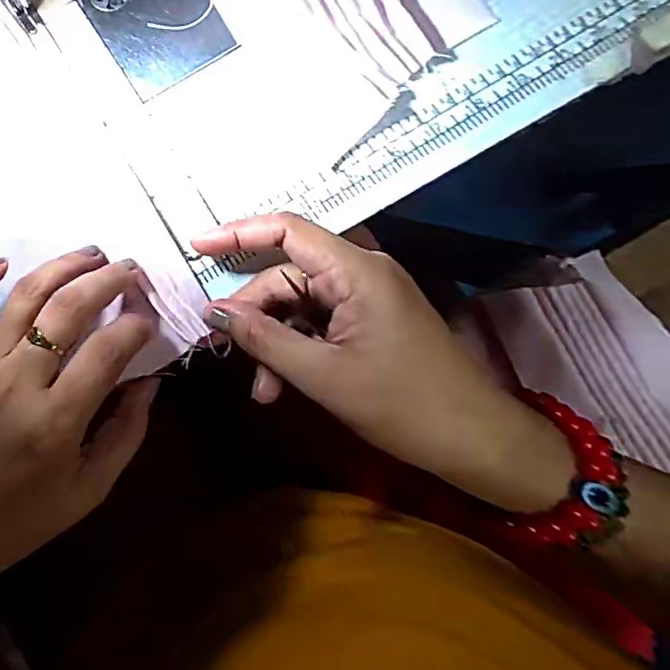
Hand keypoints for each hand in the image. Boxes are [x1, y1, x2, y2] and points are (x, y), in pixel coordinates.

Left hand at [0, 247, 160, 631]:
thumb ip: (128, 431)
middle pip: (68, 308)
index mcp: (55, 421)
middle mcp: (16, 384)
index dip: (138, 325)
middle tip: (132, 270)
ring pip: (23, 296)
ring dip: (62, 266)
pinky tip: (2, 265)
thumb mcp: (90, 489)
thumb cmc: (21, 519)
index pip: (108, 349)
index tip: (151, 319)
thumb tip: (150, 380)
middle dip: (109, 280)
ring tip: (93, 254)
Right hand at [191, 214, 570, 512]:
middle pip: (287, 276)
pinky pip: (320, 321)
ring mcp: (367, 295)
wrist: (474, 440)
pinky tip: (282, 387)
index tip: (196, 246)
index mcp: (356, 270)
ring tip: (264, 390)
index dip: (238, 232)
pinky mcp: (371, 318)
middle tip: (226, 351)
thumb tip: (216, 313)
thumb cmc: (403, 405)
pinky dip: (298, 349)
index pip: (288, 230)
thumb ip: (265, 339)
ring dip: (275, 342)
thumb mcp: (323, 375)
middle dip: (255, 315)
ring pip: (300, 304)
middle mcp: (361, 271)